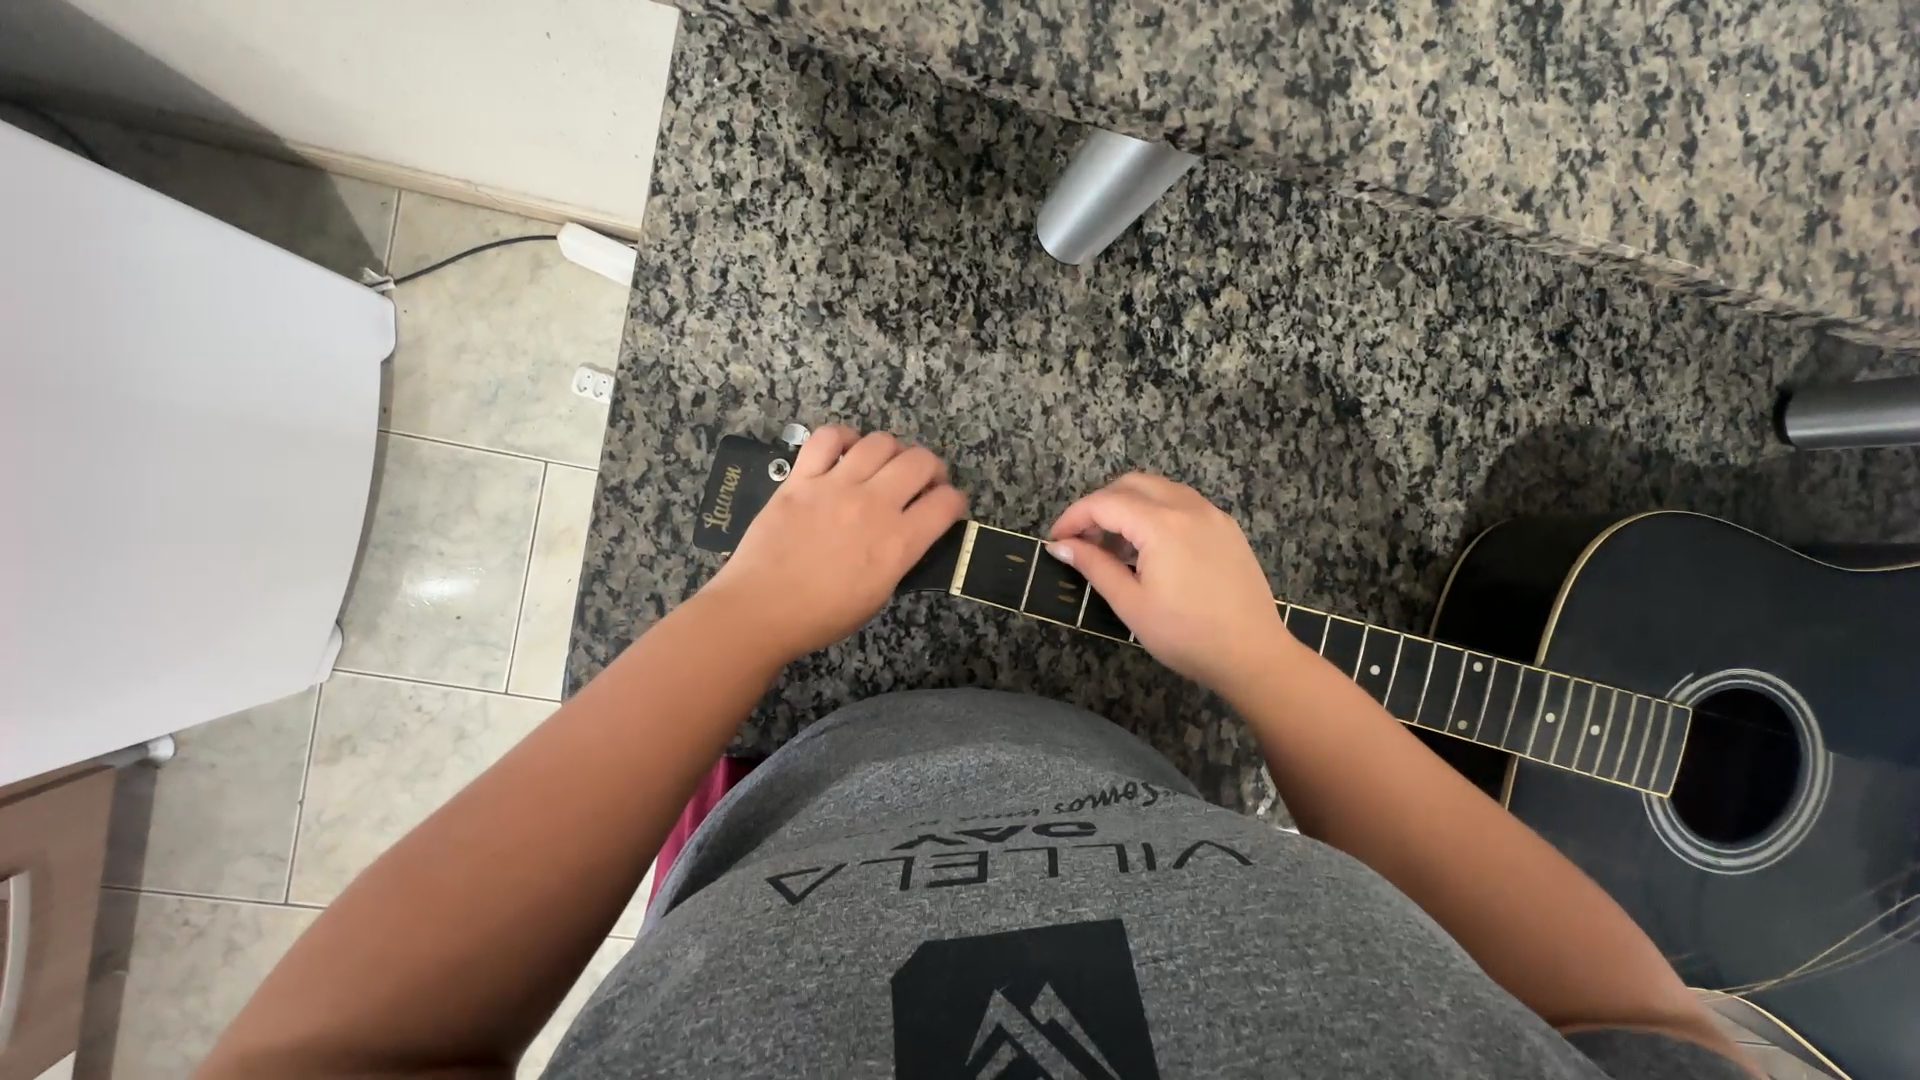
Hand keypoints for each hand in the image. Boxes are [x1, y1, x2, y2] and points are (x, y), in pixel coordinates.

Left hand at [699, 426, 967, 662]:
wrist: (761, 610)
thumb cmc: (821, 616)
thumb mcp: (878, 596)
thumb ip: (899, 558)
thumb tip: (907, 534)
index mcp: (898, 543)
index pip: (946, 503)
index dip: (955, 502)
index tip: (947, 507)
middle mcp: (873, 505)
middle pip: (920, 461)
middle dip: (932, 469)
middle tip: (922, 482)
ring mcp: (835, 486)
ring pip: (880, 442)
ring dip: (893, 451)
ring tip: (884, 465)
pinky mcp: (801, 478)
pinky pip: (828, 438)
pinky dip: (844, 438)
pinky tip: (846, 452)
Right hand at [1047, 474, 1301, 693]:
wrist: (1252, 654)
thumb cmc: (1186, 635)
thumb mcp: (1131, 603)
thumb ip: (1094, 566)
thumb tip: (1060, 546)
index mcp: (1161, 524)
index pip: (1104, 503)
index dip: (1074, 517)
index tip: (1056, 540)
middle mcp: (1188, 508)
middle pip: (1131, 484)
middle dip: (1100, 505)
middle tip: (1083, 540)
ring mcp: (1212, 515)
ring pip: (1159, 489)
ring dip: (1128, 506)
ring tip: (1114, 546)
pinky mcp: (1227, 528)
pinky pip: (1183, 503)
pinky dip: (1156, 512)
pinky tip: (1150, 549)